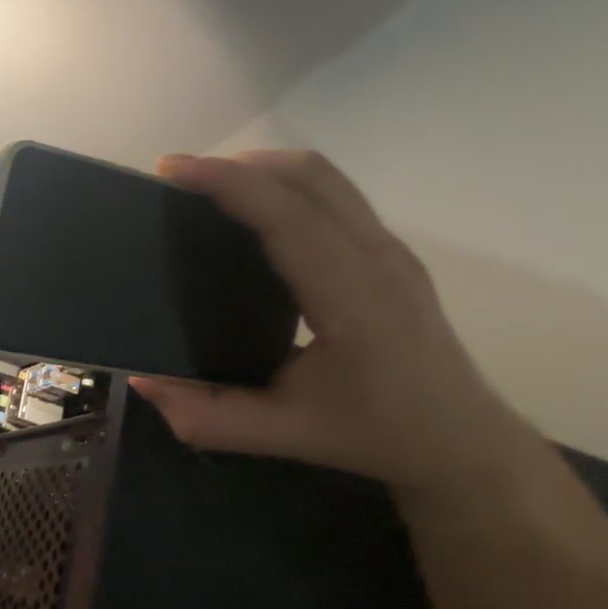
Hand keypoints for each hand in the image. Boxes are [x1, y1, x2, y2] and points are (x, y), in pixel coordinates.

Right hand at [129, 151, 551, 505]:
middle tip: (181, 179)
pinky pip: (334, 194)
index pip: (290, 217)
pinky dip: (285, 184)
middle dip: (239, 165)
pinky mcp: (391, 252)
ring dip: (263, 169)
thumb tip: (144, 383)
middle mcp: (379, 260)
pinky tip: (254, 211)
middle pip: (309, 176)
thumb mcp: (286, 436)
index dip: (230, 183)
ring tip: (210, 188)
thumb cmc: (375, 435)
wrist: (463, 442)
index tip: (172, 169)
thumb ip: (210, 417)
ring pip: (325, 177)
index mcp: (355, 301)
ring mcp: (391, 250)